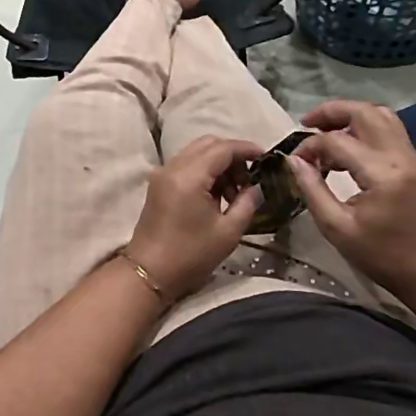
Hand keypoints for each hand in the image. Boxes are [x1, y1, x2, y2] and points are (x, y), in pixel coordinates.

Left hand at [123, 136, 264, 300]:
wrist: (149, 271)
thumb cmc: (191, 254)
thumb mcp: (228, 231)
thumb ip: (246, 203)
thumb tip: (256, 187)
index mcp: (189, 176)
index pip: (222, 148)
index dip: (247, 149)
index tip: (267, 157)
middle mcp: (172, 167)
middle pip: (207, 144)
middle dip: (232, 155)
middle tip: (249, 180)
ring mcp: (162, 174)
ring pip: (196, 153)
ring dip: (218, 164)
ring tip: (234, 193)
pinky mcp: (158, 184)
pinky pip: (186, 165)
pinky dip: (204, 171)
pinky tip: (216, 195)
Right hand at [284, 101, 415, 304]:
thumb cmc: (381, 256)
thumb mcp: (336, 227)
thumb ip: (312, 189)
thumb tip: (294, 161)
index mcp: (382, 174)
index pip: (337, 141)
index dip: (309, 146)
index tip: (293, 161)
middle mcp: (401, 157)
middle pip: (366, 113)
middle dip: (332, 112)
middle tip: (305, 124)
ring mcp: (412, 159)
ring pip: (381, 117)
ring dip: (350, 117)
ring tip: (323, 133)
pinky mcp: (415, 166)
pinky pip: (389, 132)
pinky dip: (363, 129)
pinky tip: (344, 149)